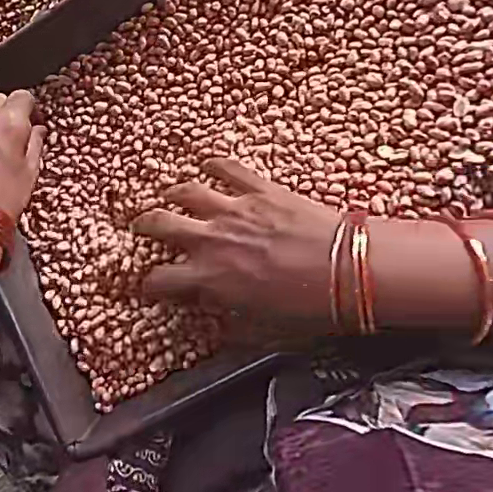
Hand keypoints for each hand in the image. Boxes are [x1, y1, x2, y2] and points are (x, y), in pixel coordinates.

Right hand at [131, 158, 341, 342]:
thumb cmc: (310, 307)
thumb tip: (212, 316)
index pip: (161, 279)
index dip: (150, 282)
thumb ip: (228, 317)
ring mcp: (234, 209)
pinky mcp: (259, 189)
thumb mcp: (261, 327)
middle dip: (145, 224)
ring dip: (173, 192)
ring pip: (186, 191)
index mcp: (210, 278)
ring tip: (169, 193)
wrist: (349, 270)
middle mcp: (212, 240)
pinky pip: (228, 168)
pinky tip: (209, 164)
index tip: (150, 283)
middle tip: (142, 225)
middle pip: (160, 224)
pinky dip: (215, 164)